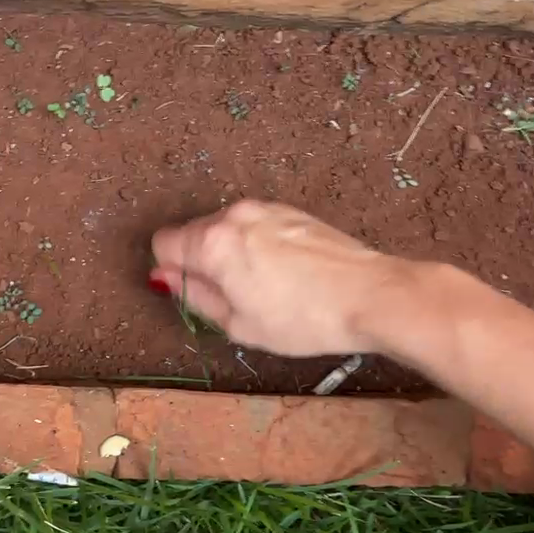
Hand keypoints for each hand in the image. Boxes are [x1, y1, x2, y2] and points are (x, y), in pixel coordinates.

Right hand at [148, 199, 430, 358]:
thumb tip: (164, 277)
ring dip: (230, 252)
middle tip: (234, 296)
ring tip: (265, 285)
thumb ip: (193, 296)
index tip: (196, 291)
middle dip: (202, 261)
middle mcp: (231, 215)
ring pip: (224, 228)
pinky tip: (285, 272)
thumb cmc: (303, 319)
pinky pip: (252, 225)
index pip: (162, 243)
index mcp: (211, 243)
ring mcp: (262, 208)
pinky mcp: (288, 209)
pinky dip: (256, 244)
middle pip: (193, 233)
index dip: (171, 270)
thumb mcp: (239, 324)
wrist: (371, 295)